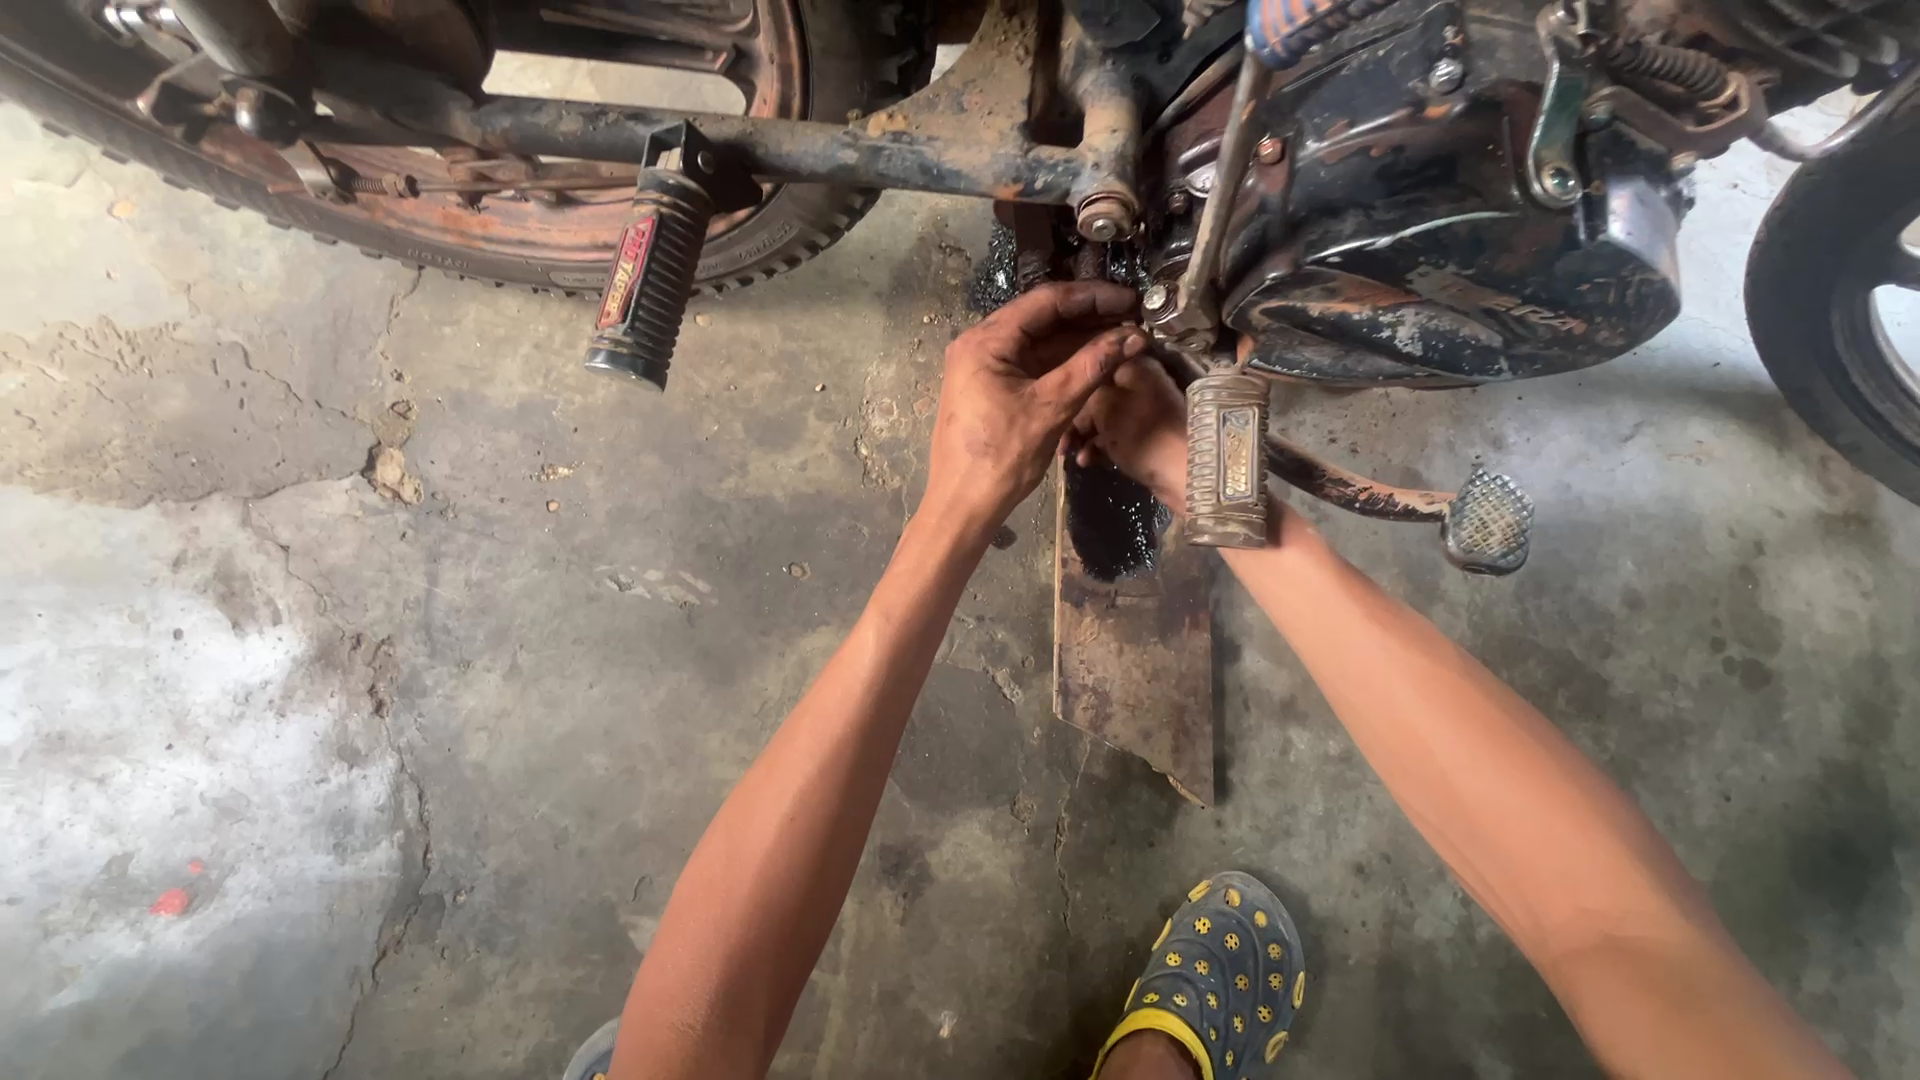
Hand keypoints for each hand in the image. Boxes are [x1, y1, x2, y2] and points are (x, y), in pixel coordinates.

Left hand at [923, 281, 1147, 527]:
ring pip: (1038, 341)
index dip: (1092, 297)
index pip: (1045, 301)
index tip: (1129, 300)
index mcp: (985, 341)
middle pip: (1041, 318)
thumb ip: (1091, 367)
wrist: (962, 505)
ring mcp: (983, 365)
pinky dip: (1062, 361)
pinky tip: (1094, 360)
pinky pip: (1031, 363)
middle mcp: (979, 344)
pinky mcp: (990, 386)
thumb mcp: (1051, 409)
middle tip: (1131, 318)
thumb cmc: (1000, 459)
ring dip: (1078, 339)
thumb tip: (1133, 337)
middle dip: (1088, 317)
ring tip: (1121, 337)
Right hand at [1066, 355, 1189, 508]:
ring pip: (1103, 418)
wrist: (1183, 473)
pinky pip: (1114, 436)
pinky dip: (1099, 446)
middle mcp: (1140, 384)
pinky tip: (1086, 461)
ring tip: (1069, 454)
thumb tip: (1078, 390)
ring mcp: (1144, 412)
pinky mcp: (1145, 436)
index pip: (1095, 364)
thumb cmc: (1142, 433)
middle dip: (1075, 417)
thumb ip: (1086, 393)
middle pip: (1097, 394)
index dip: (1074, 383)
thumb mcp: (1105, 407)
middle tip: (1059, 437)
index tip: (1055, 401)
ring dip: (1084, 435)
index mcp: (1135, 367)